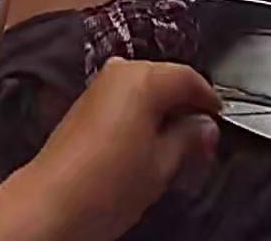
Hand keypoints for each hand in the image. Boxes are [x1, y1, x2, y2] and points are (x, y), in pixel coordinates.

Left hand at [16, 58, 219, 240]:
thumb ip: (188, 139)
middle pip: (166, 77)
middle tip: (202, 138)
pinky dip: (142, 111)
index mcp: (144, 78)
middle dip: (185, 104)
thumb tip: (206, 126)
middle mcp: (122, 69)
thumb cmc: (109, 182)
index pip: (188, 77)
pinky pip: (126, 95)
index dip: (208, 98)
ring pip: (146, 86)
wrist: (51, 200)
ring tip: (177, 144)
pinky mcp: (88, 98)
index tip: (219, 119)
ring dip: (164, 108)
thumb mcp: (161, 166)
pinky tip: (148, 141)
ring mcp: (102, 82)